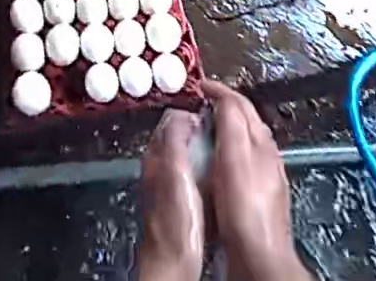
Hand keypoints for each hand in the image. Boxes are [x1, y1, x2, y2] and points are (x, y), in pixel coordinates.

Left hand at [138, 108, 204, 280]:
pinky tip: (214, 182)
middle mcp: (158, 166)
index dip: (192, 115)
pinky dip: (204, 174)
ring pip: (187, 157)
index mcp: (156, 153)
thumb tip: (184, 114)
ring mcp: (168, 185)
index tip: (210, 118)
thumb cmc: (174, 221)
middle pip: (179, 136)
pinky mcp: (179, 203)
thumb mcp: (176, 168)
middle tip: (217, 136)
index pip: (172, 119)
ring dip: (202, 154)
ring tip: (219, 156)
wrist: (173, 262)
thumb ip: (177, 137)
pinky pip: (193, 178)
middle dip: (199, 133)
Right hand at [201, 80, 310, 280]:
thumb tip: (223, 97)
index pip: (239, 102)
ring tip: (204, 129)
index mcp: (260, 140)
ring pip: (243, 139)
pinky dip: (226, 153)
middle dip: (222, 106)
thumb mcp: (234, 154)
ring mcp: (264, 176)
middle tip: (200, 103)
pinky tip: (214, 166)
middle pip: (244, 118)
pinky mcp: (257, 197)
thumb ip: (231, 121)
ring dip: (224, 129)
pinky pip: (240, 162)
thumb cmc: (246, 209)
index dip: (218, 90)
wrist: (260, 256)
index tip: (200, 86)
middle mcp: (266, 155)